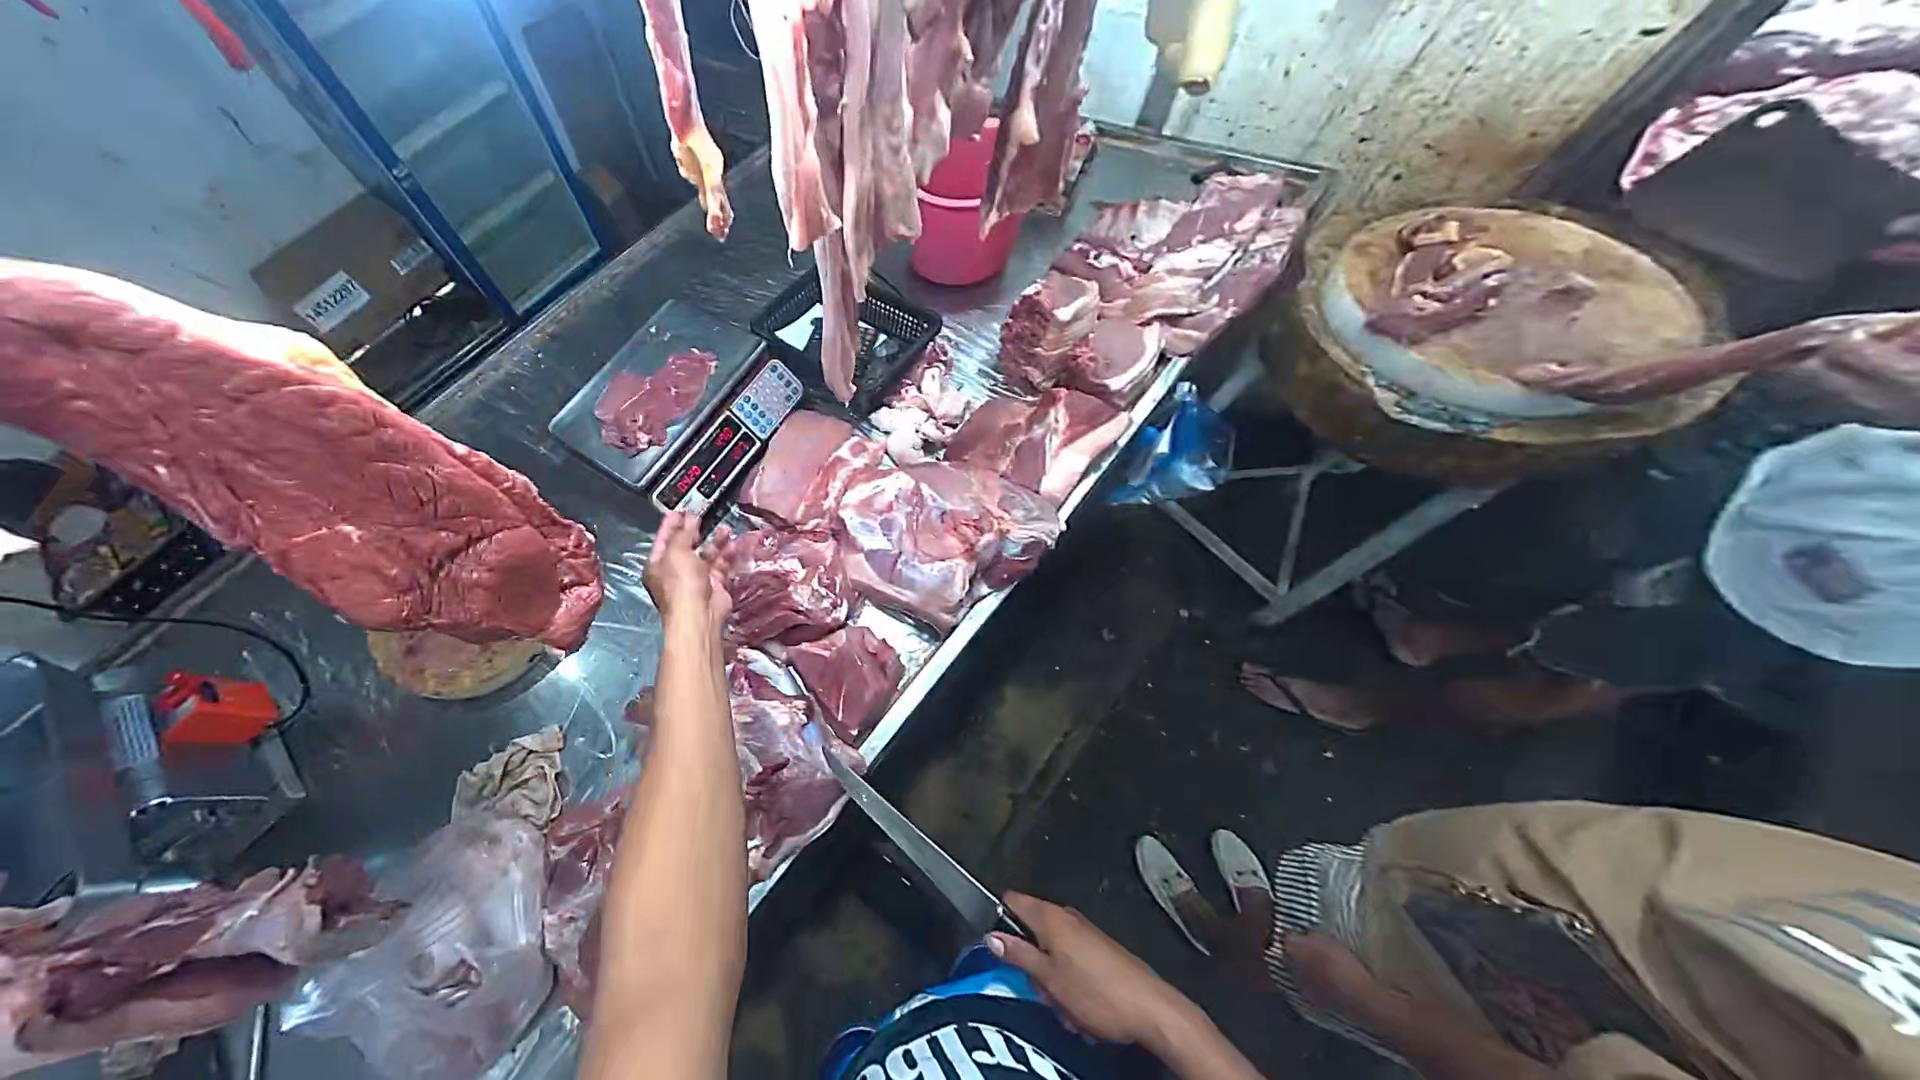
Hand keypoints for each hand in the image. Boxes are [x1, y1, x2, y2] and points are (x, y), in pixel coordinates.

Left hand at [642, 512, 731, 632]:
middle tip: (705, 516)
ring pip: (707, 555)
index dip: (672, 523)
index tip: (681, 509)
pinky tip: (735, 544)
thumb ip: (684, 533)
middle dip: (697, 531)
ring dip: (717, 541)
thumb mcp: (676, 551)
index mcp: (658, 564)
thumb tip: (690, 519)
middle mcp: (676, 571)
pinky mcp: (715, 585)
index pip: (664, 538)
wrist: (699, 614)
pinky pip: (722, 565)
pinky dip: (729, 555)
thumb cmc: (680, 583)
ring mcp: (696, 578)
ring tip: (726, 529)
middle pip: (687, 546)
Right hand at [987, 892, 1196, 1048]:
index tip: (996, 944)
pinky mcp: (1097, 952)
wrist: (1149, 1009)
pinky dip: (1069, 985)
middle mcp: (1066, 918)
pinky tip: (1080, 1008)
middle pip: (1030, 932)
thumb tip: (992, 937)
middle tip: (1040, 988)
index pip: (1012, 900)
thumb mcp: (1048, 978)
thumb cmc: (1098, 993)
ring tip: (1065, 1005)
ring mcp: (1083, 934)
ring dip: (1051, 981)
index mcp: (1050, 917)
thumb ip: (1018, 955)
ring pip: (1050, 954)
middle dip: (1030, 963)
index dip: (998, 918)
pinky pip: (1069, 964)